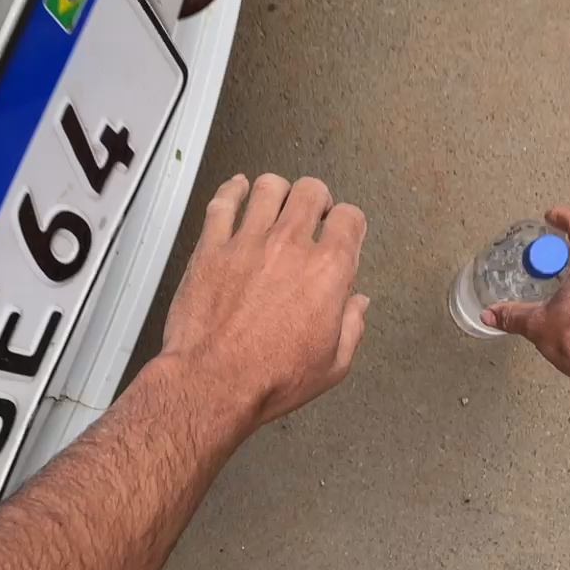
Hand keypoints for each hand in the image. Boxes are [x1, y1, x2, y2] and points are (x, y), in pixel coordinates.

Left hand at [158, 173, 369, 426]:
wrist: (214, 382)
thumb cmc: (271, 379)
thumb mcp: (333, 365)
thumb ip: (352, 327)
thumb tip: (358, 305)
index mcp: (328, 272)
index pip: (350, 219)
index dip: (350, 224)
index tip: (345, 232)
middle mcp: (290, 246)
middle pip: (311, 191)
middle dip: (317, 199)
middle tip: (313, 213)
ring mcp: (248, 242)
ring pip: (269, 187)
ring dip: (279, 191)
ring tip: (278, 202)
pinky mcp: (211, 248)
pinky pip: (223, 202)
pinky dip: (232, 190)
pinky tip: (237, 189)